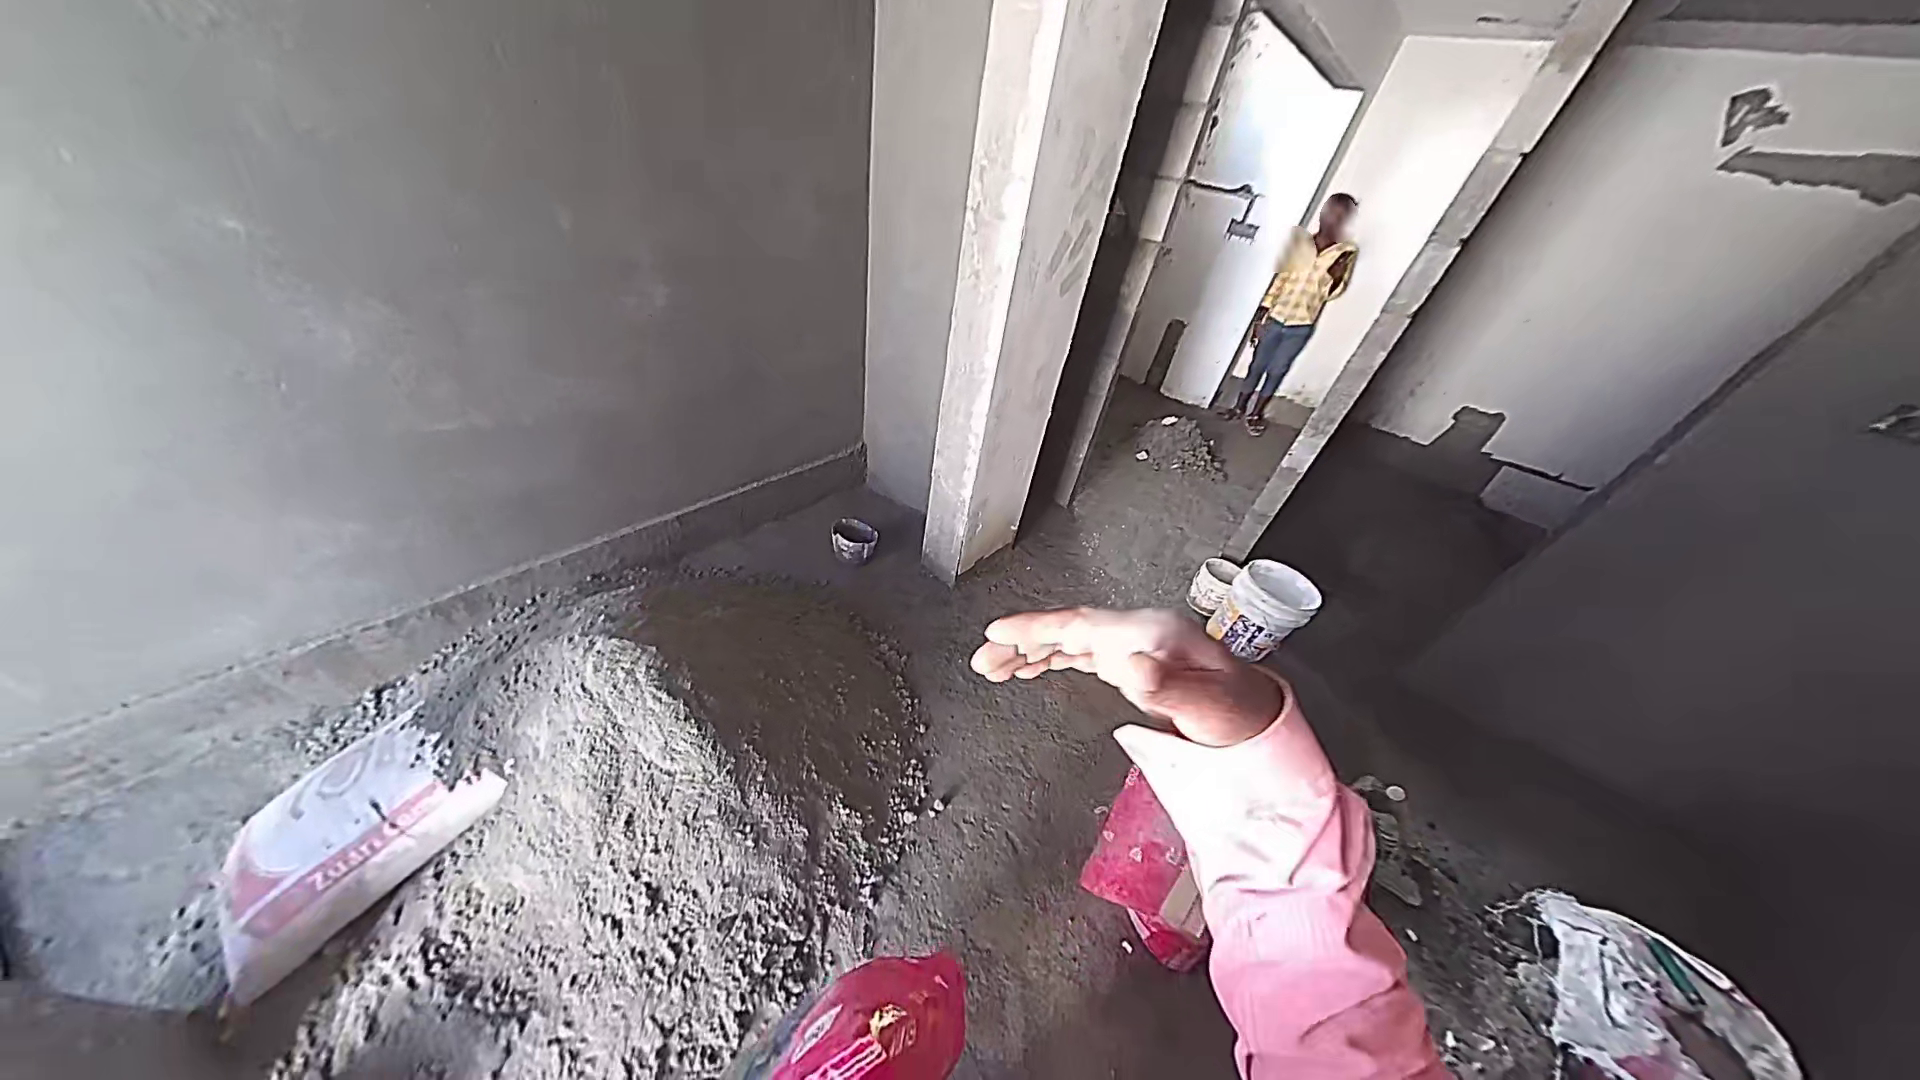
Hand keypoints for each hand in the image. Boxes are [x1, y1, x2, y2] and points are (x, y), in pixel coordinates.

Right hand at [970, 608, 1283, 746]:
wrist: (1250, 715)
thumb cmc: (1232, 709)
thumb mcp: (1206, 701)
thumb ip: (1168, 684)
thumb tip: (1130, 667)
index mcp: (1144, 632)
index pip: (1076, 623)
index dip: (1033, 625)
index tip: (997, 631)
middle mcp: (1130, 633)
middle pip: (1063, 630)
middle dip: (1019, 641)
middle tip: (983, 659)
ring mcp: (1125, 646)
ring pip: (1064, 642)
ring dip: (1027, 652)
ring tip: (993, 666)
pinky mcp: (1123, 662)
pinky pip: (1075, 655)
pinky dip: (1047, 660)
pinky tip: (1029, 668)